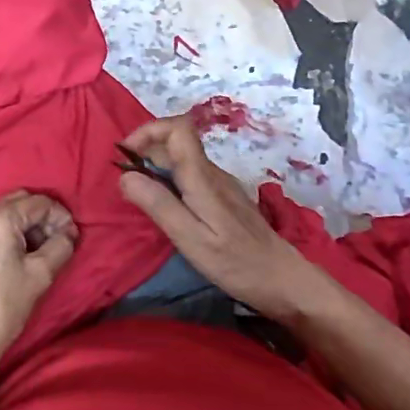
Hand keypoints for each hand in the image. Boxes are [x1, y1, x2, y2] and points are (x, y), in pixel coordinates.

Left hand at [0, 191, 77, 379]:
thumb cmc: (4, 305)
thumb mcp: (41, 274)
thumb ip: (61, 246)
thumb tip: (69, 233)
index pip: (41, 202)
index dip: (62, 217)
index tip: (72, 239)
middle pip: (21, 202)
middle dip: (44, 218)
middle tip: (59, 242)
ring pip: (6, 215)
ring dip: (28, 226)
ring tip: (43, 252)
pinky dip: (10, 234)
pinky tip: (20, 259)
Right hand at [117, 116, 324, 320]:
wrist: (284, 280)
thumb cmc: (238, 263)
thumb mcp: (192, 239)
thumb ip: (159, 205)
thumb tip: (125, 176)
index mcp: (203, 177)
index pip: (178, 128)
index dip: (148, 131)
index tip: (126, 156)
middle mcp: (212, 173)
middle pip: (176, 143)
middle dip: (145, 153)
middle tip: (125, 184)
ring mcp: (220, 185)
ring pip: (182, 160)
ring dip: (155, 168)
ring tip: (139, 198)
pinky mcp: (223, 199)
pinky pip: (190, 177)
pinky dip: (170, 183)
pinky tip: (165, 209)